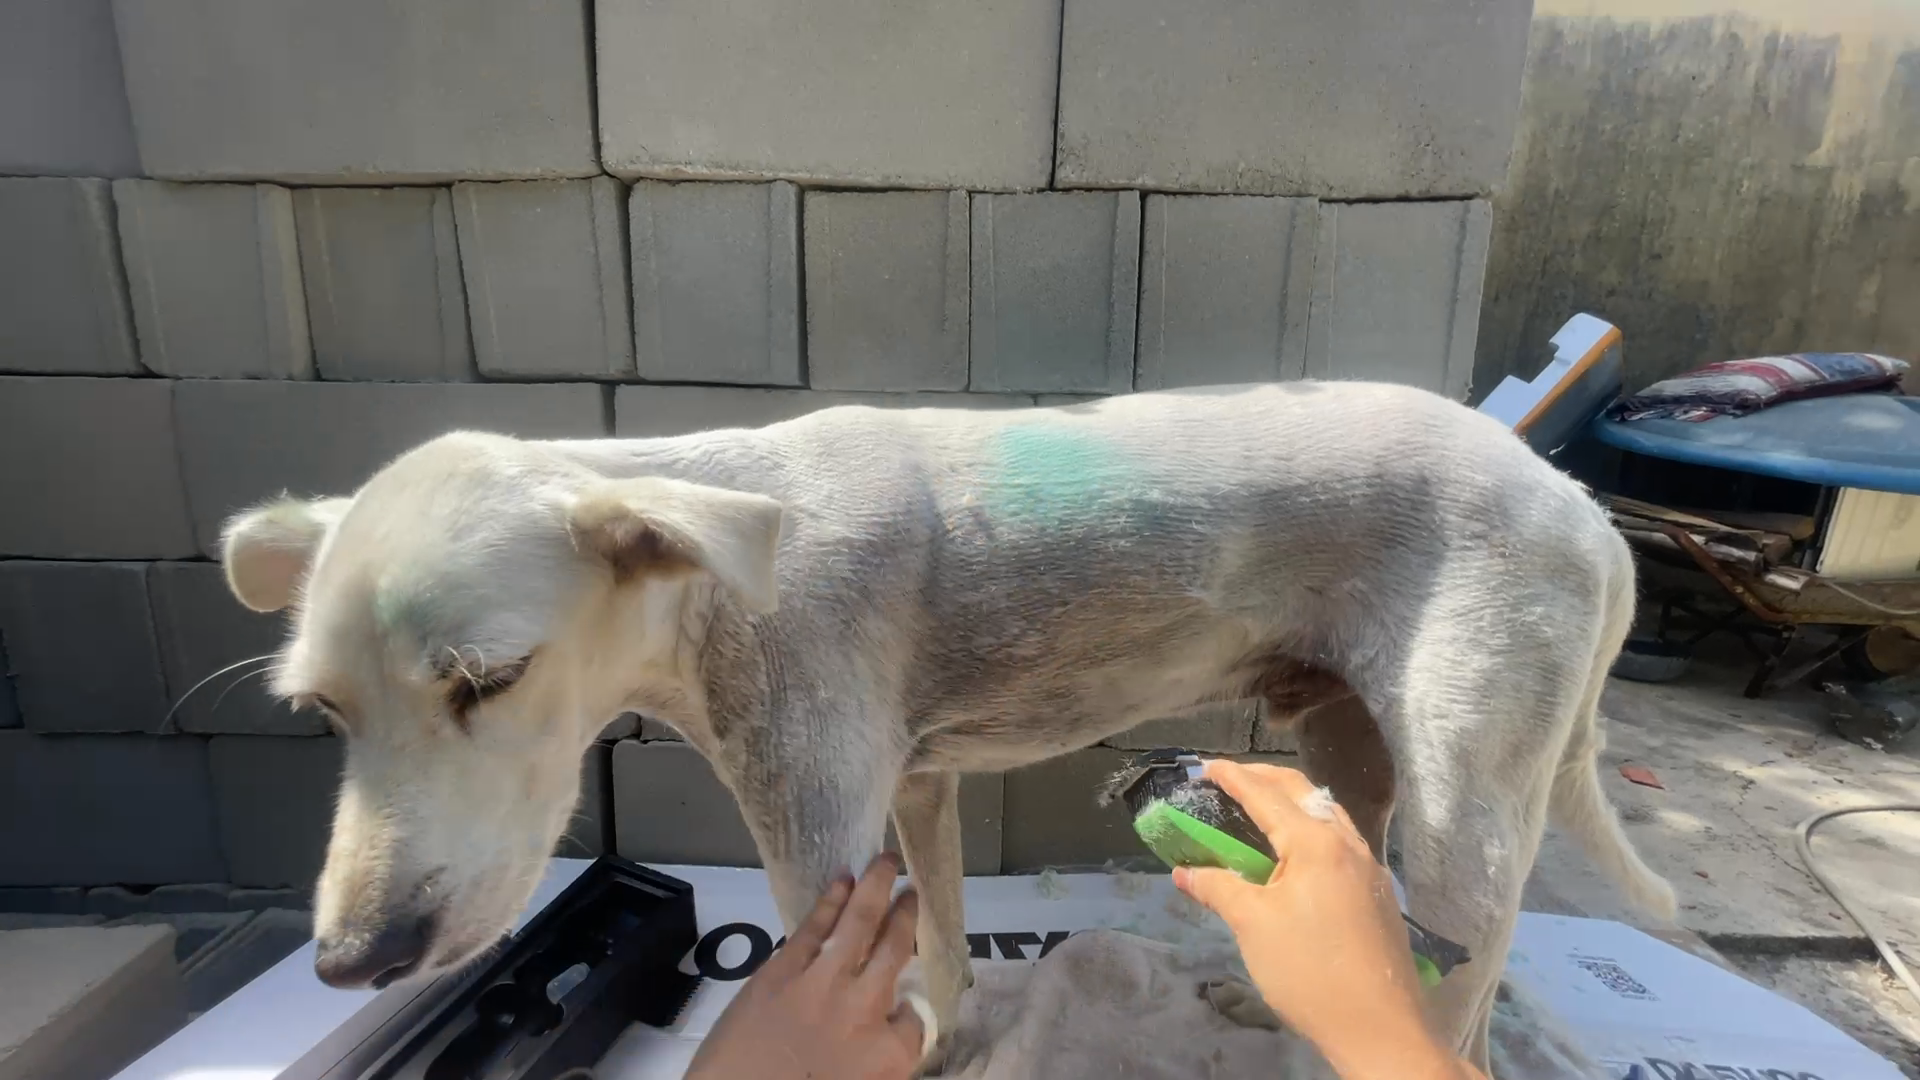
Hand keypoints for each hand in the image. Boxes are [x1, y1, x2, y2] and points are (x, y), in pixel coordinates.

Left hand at [685, 853, 929, 1079]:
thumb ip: (875, 1061)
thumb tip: (885, 1036)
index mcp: (885, 1056)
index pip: (916, 1022)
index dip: (913, 1007)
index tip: (909, 995)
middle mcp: (864, 1009)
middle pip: (895, 948)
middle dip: (907, 913)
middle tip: (912, 887)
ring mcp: (824, 983)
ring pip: (861, 921)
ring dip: (877, 886)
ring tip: (887, 860)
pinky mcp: (783, 970)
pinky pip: (816, 926)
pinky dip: (832, 900)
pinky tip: (843, 881)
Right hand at [1174, 761, 1475, 1079]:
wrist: (1385, 1036)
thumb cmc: (1310, 973)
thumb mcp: (1251, 925)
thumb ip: (1216, 887)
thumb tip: (1182, 872)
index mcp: (1314, 843)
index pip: (1264, 794)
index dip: (1231, 776)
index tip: (1203, 766)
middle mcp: (1346, 843)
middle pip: (1300, 790)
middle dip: (1261, 778)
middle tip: (1227, 780)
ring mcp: (1368, 866)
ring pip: (1324, 811)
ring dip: (1289, 799)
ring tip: (1258, 807)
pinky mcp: (1376, 891)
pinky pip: (1338, 837)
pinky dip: (1308, 824)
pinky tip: (1294, 850)